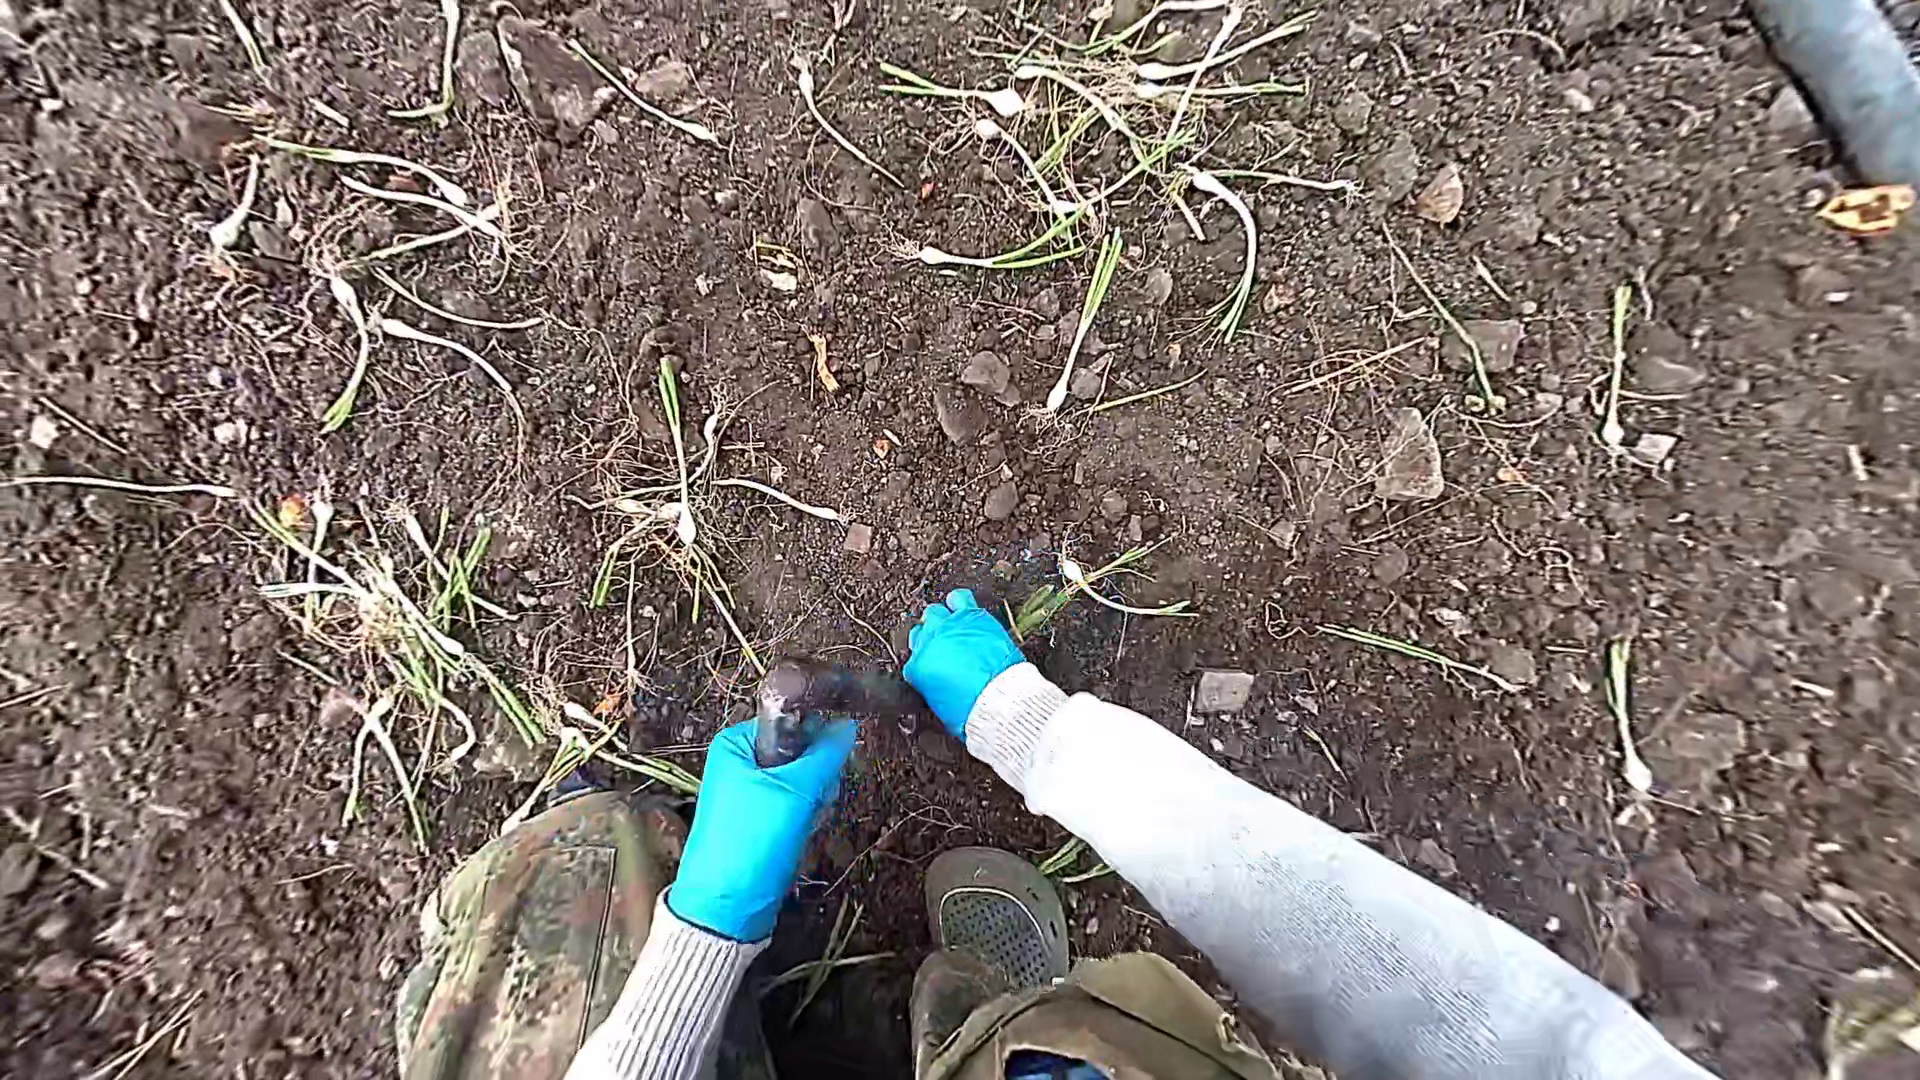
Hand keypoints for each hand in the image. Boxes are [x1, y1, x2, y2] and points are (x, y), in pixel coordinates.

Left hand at [667, 718, 856, 941]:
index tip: (831, 756)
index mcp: (736, 743)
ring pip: (804, 776)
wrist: (725, 910)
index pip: (789, 718)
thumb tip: (849, 725)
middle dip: (817, 773)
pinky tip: (806, 830)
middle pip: (800, 748)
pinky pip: (797, 799)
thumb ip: (825, 754)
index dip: (815, 734)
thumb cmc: (752, 839)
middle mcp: (741, 760)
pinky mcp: (763, 814)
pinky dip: (807, 813)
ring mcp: (752, 789)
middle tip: (816, 797)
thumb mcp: (794, 791)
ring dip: (816, 797)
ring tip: (809, 819)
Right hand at [902, 589, 1024, 738]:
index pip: (912, 658)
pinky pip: (959, 598)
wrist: (1000, 700)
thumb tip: (938, 684)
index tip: (932, 662)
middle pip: (920, 630)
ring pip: (934, 611)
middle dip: (929, 638)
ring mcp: (950, 627)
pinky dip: (958, 600)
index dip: (924, 659)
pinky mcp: (972, 616)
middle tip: (941, 645)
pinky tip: (960, 607)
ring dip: (940, 619)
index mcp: (918, 667)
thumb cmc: (974, 709)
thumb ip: (933, 687)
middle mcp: (930, 642)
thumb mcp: (942, 707)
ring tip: (949, 626)